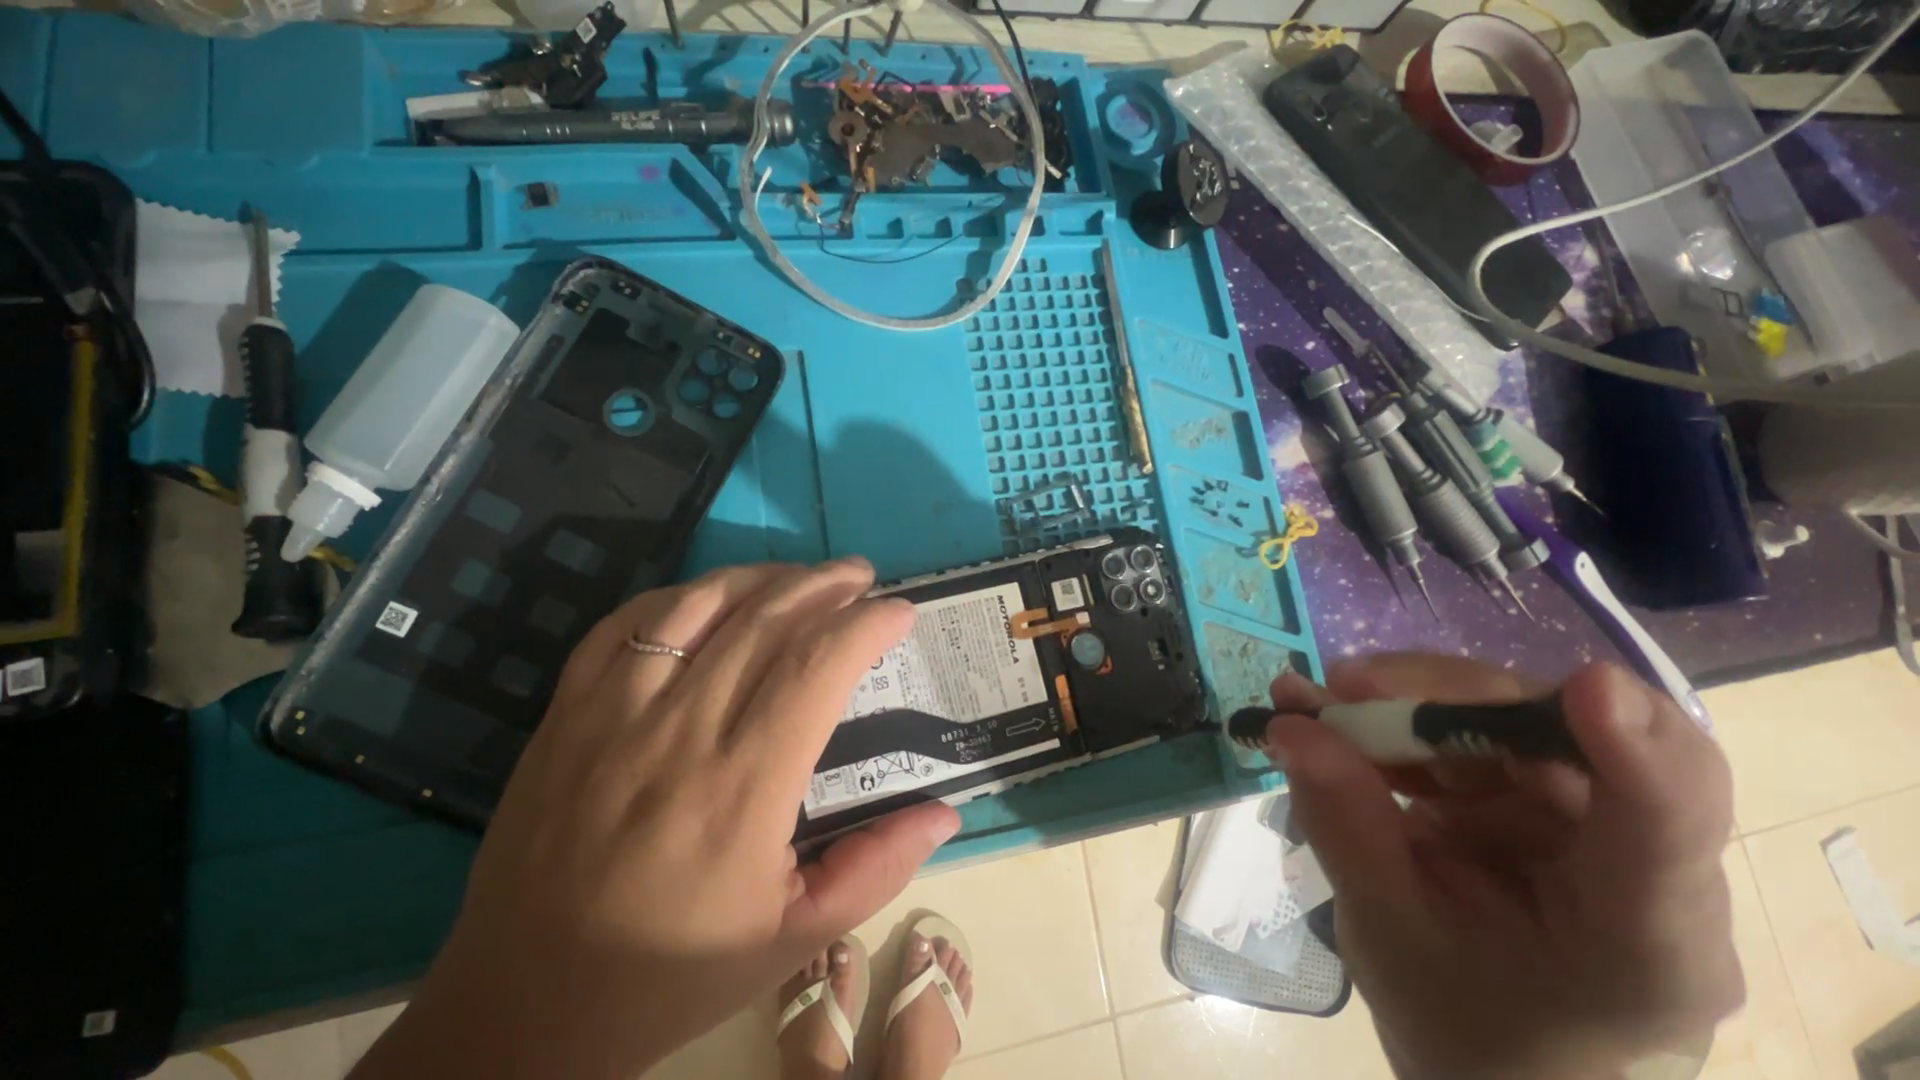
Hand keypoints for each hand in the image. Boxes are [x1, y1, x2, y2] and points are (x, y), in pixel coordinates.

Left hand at [352, 559, 960, 1079]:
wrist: (527, 1002)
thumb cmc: (673, 971)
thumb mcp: (792, 940)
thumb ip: (875, 868)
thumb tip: (944, 811)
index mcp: (741, 788)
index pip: (814, 669)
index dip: (865, 625)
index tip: (900, 611)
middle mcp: (677, 733)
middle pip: (762, 623)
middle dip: (823, 585)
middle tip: (861, 577)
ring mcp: (611, 715)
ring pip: (694, 608)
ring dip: (757, 577)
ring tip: (798, 576)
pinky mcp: (564, 715)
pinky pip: (622, 626)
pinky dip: (674, 596)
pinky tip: (706, 598)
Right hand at [1265, 655, 1740, 1079]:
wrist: (1492, 1061)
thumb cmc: (1457, 1023)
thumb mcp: (1387, 934)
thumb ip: (1344, 824)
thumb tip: (1289, 724)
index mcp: (1644, 936)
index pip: (1670, 824)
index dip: (1638, 747)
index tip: (1588, 686)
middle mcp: (1645, 860)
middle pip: (1574, 746)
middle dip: (1455, 701)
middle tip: (1345, 687)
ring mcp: (1600, 819)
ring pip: (1522, 722)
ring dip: (1416, 703)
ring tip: (1321, 703)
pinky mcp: (1555, 796)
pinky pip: (1485, 734)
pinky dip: (1409, 722)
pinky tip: (1345, 720)